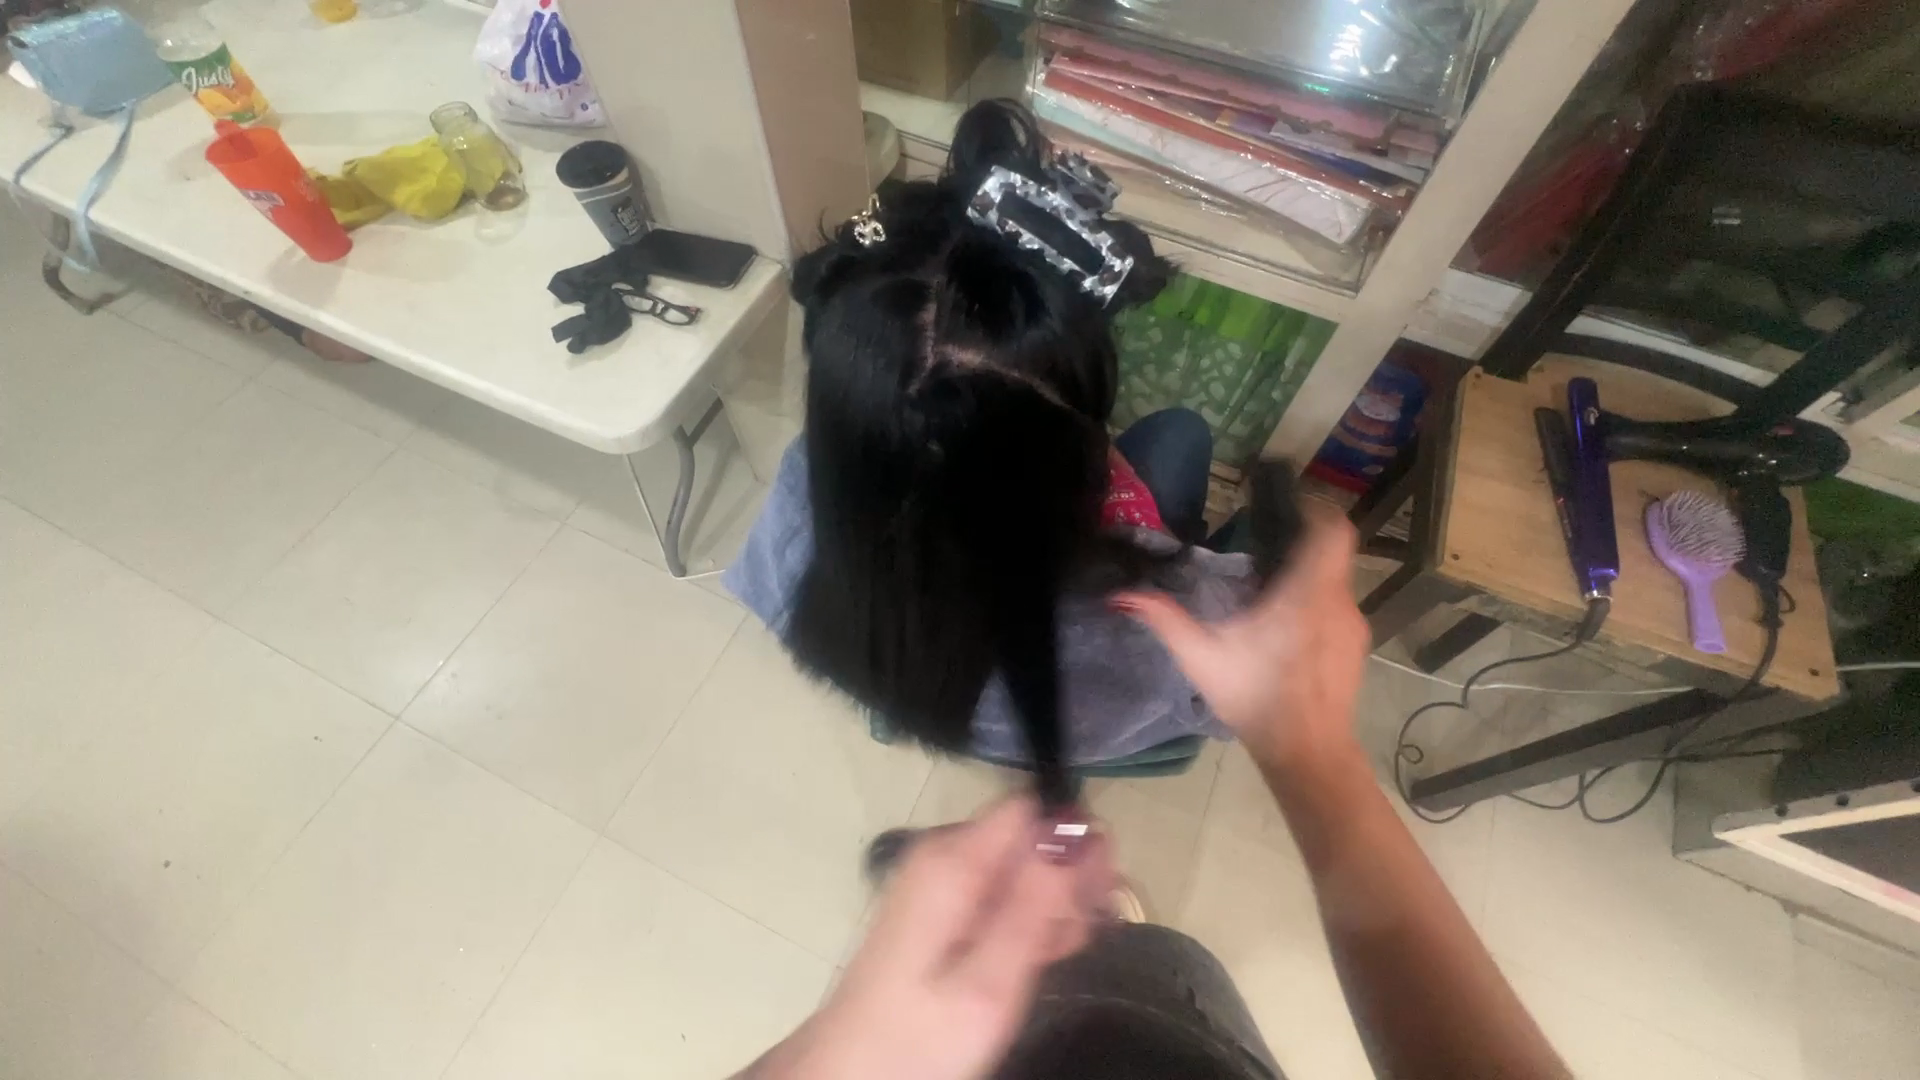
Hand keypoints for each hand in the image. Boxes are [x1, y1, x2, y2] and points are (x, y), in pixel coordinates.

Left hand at [748, 796, 1114, 1079]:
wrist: (848, 1074)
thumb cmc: (919, 1038)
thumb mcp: (989, 983)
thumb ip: (1035, 905)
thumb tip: (1076, 832)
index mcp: (953, 860)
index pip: (1027, 809)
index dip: (1069, 837)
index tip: (1099, 883)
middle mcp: (945, 855)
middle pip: (1025, 836)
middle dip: (1066, 873)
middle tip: (1088, 927)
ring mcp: (942, 881)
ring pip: (1017, 866)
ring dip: (1053, 900)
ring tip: (1069, 947)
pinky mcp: (942, 908)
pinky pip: (998, 891)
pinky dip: (1027, 915)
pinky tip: (1047, 950)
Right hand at [1116, 500, 1368, 772]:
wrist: (1308, 753)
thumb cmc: (1255, 698)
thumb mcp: (1201, 658)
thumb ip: (1164, 620)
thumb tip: (1120, 594)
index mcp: (1304, 594)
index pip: (1331, 531)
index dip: (1316, 509)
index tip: (1289, 505)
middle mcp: (1336, 602)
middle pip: (1332, 552)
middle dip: (1301, 542)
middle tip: (1263, 544)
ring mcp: (1352, 626)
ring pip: (1335, 580)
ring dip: (1308, 574)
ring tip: (1269, 586)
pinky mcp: (1355, 647)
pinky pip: (1337, 605)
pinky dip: (1316, 600)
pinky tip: (1285, 626)